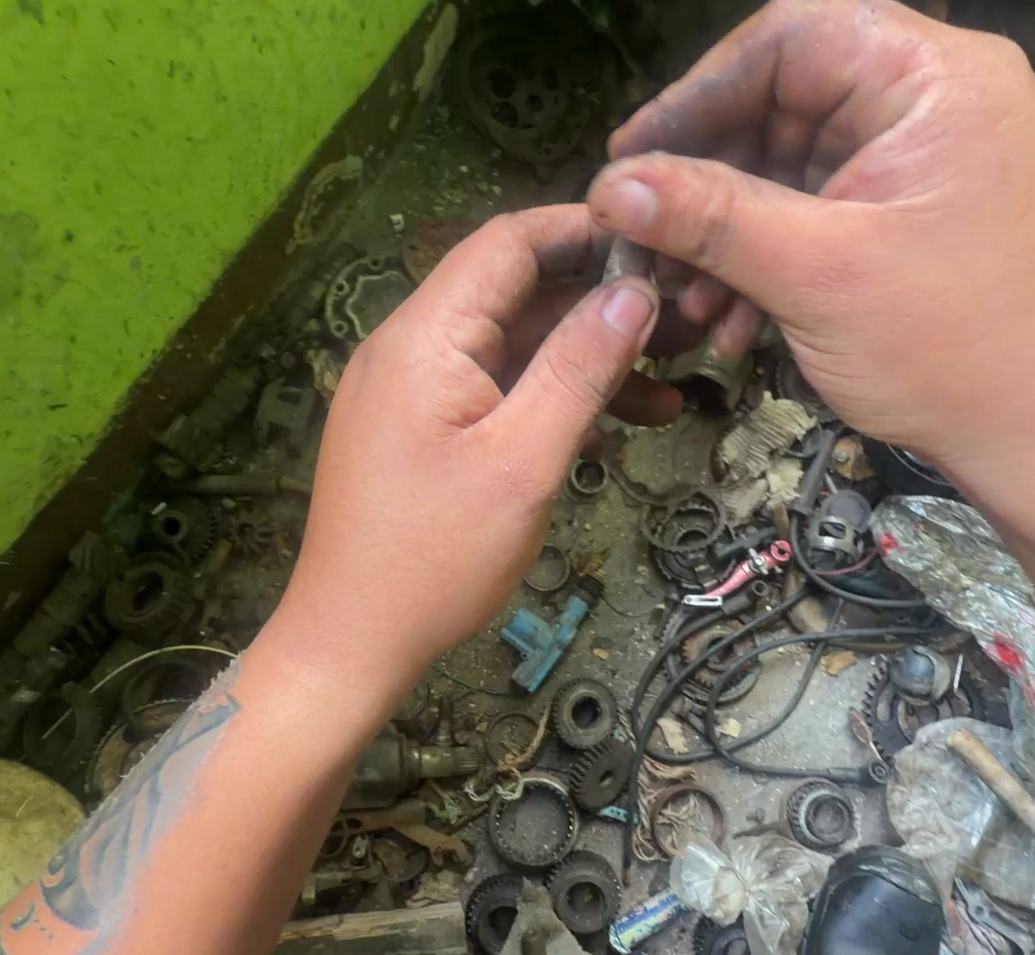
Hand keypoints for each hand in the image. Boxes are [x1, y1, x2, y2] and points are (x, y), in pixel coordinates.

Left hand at [264, 206, 672, 708]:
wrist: (354, 640)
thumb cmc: (437, 557)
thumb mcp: (522, 461)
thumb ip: (579, 369)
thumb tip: (634, 292)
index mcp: (425, 337)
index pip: (508, 244)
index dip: (584, 233)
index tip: (658, 247)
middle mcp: (409, 348)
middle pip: (513, 298)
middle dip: (596, 310)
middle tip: (679, 333)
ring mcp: (410, 393)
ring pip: (509, 353)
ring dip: (580, 368)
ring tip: (664, 399)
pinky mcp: (418, 432)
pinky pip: (490, 396)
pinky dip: (543, 406)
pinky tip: (603, 436)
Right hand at [585, 0, 1034, 474]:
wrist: (1028, 436)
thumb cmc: (942, 347)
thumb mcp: (814, 275)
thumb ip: (710, 220)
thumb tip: (610, 188)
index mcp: (931, 82)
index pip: (792, 37)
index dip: (697, 93)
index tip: (631, 157)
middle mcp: (927, 106)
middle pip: (780, 111)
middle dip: (706, 189)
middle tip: (646, 249)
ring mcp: (915, 168)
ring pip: (785, 176)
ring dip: (726, 241)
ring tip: (689, 306)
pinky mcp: (902, 222)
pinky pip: (811, 221)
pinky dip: (764, 266)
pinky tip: (732, 326)